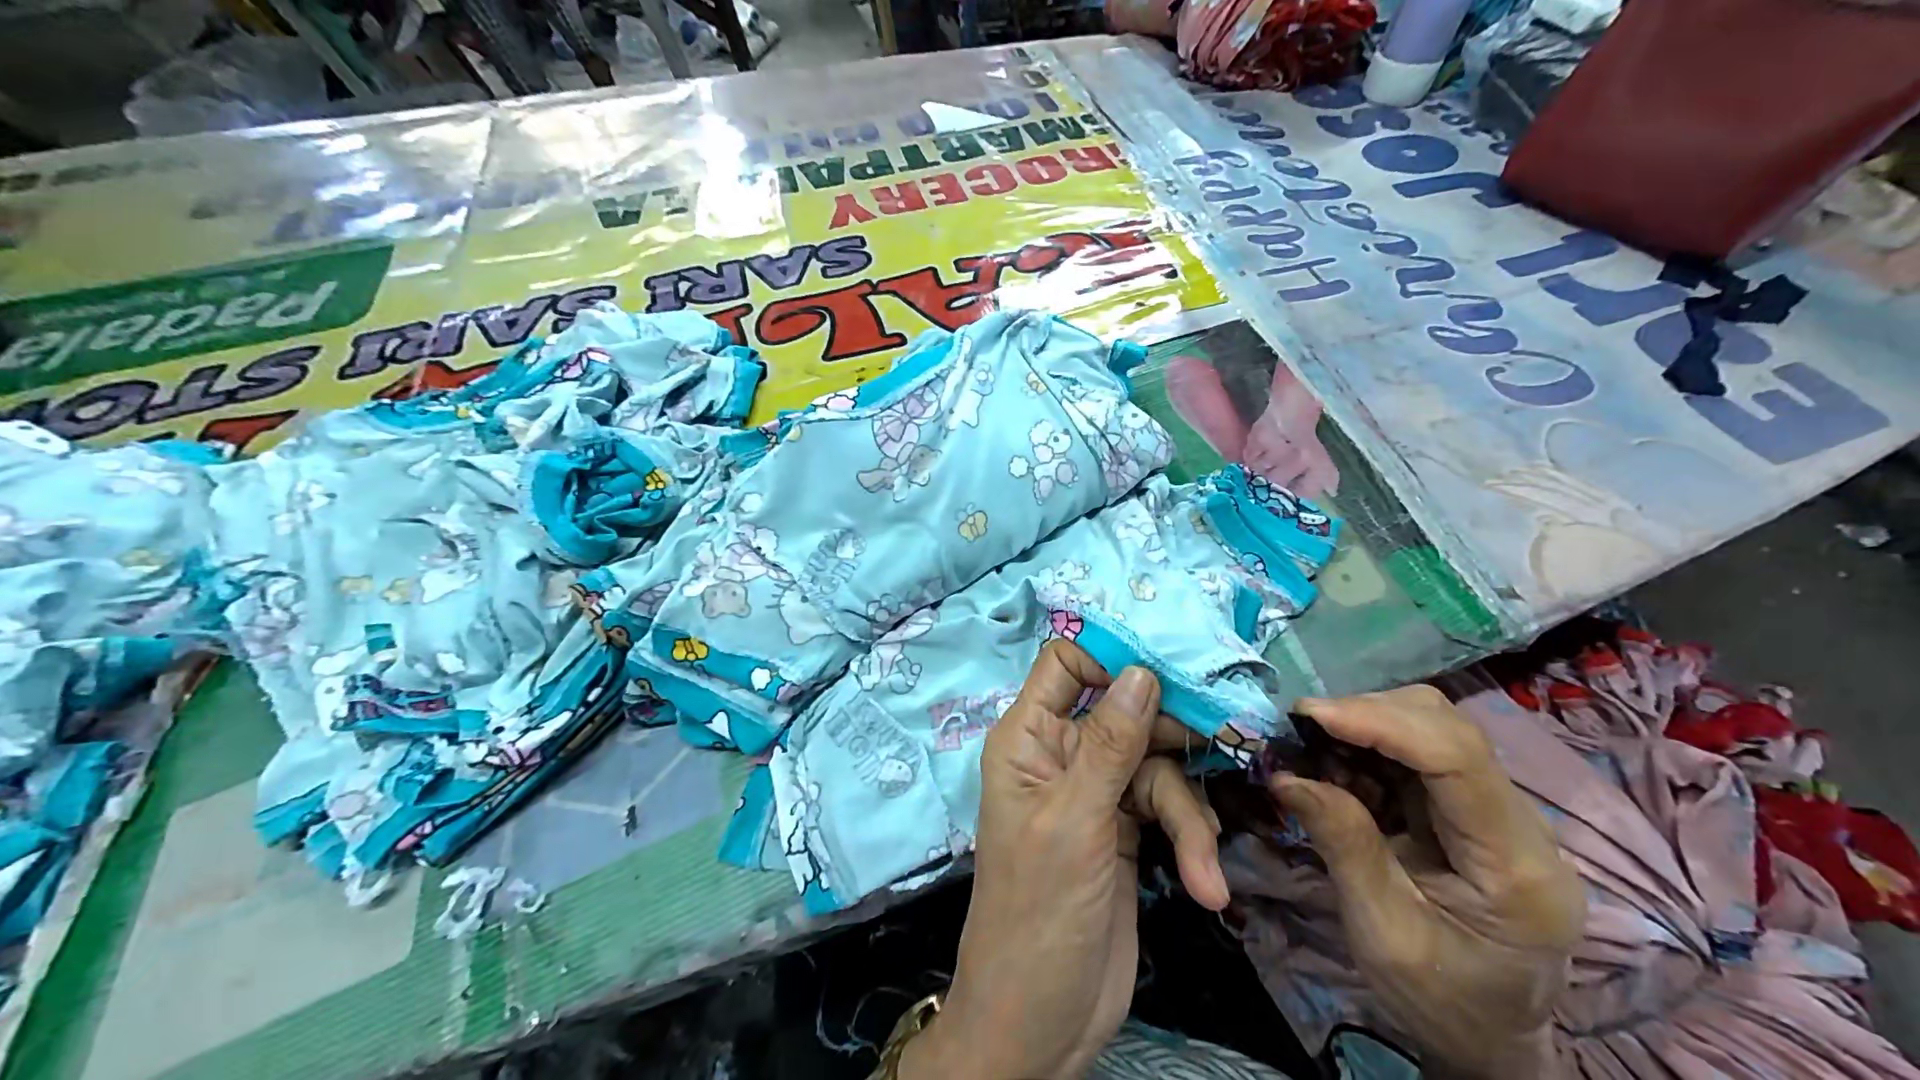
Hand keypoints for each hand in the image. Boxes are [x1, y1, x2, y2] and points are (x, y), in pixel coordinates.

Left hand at [900, 641, 1228, 1079]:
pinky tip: (1205, 887)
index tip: (1170, 667)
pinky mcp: (1125, 829)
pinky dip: (1190, 842)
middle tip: (1222, 746)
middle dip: (1173, 740)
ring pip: (1157, 767)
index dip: (1111, 659)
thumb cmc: (1039, 911)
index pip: (1065, 666)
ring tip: (1201, 871)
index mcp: (1028, 738)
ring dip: (1186, 816)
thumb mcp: (1075, 821)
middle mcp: (1061, 754)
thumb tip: (1141, 671)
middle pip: (1127, 713)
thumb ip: (1109, 744)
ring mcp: (1096, 793)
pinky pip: (1167, 808)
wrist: (1041, 1020)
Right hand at [1272, 687, 1583, 1077]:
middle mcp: (1520, 823)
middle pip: (1448, 727)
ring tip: (1310, 748)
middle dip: (1366, 714)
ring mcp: (1497, 811)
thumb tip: (1285, 773)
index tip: (1308, 714)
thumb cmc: (1440, 999)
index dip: (1381, 721)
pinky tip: (1335, 766)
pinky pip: (1417, 750)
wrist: (1487, 1036)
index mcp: (1516, 865)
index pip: (1458, 758)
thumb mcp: (1382, 932)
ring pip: (1432, 727)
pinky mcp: (1468, 808)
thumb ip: (1343, 845)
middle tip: (1297, 730)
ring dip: (1364, 725)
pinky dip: (1367, 745)